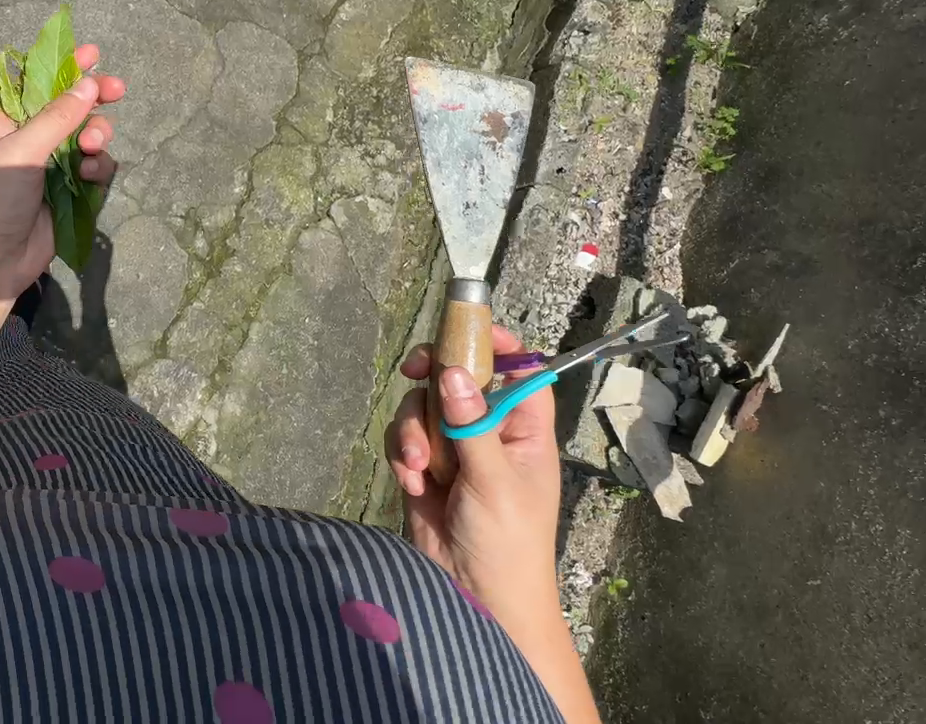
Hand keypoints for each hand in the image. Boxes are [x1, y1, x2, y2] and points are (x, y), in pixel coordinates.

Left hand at [0, 45, 123, 303]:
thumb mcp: (19, 152)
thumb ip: (56, 119)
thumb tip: (88, 84)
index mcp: (8, 124)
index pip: (40, 87)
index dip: (66, 69)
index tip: (94, 53)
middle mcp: (31, 143)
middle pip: (71, 111)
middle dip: (94, 100)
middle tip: (117, 92)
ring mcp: (51, 171)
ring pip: (88, 141)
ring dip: (96, 137)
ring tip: (93, 147)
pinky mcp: (68, 198)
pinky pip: (94, 173)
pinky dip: (98, 170)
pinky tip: (91, 176)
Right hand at [385, 327, 561, 626]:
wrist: (474, 594)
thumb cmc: (508, 541)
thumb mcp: (494, 482)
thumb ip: (471, 425)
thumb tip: (452, 373)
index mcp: (524, 432)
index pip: (520, 373)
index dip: (499, 346)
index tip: (464, 330)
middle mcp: (488, 431)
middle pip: (458, 379)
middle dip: (432, 380)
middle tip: (413, 373)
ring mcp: (453, 447)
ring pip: (422, 407)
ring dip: (412, 431)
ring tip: (419, 466)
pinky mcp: (423, 463)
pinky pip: (402, 436)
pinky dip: (401, 454)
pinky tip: (411, 481)